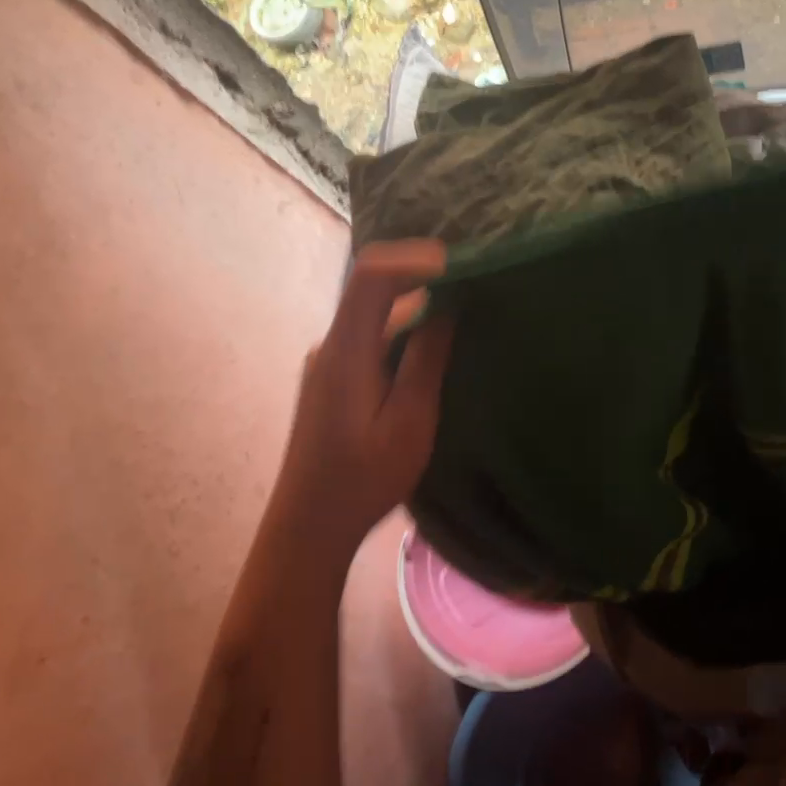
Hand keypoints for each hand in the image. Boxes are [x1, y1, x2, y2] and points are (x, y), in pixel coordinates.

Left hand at [271, 240, 452, 553]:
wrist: (309, 526)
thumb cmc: (364, 479)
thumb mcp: (409, 421)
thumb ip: (426, 359)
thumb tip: (447, 307)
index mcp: (345, 350)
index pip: (371, 276)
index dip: (415, 258)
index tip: (462, 263)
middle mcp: (331, 345)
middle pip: (374, 288)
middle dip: (425, 276)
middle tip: (475, 283)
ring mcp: (328, 361)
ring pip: (376, 313)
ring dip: (418, 304)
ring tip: (465, 313)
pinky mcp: (334, 377)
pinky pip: (373, 335)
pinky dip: (407, 328)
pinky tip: (435, 348)